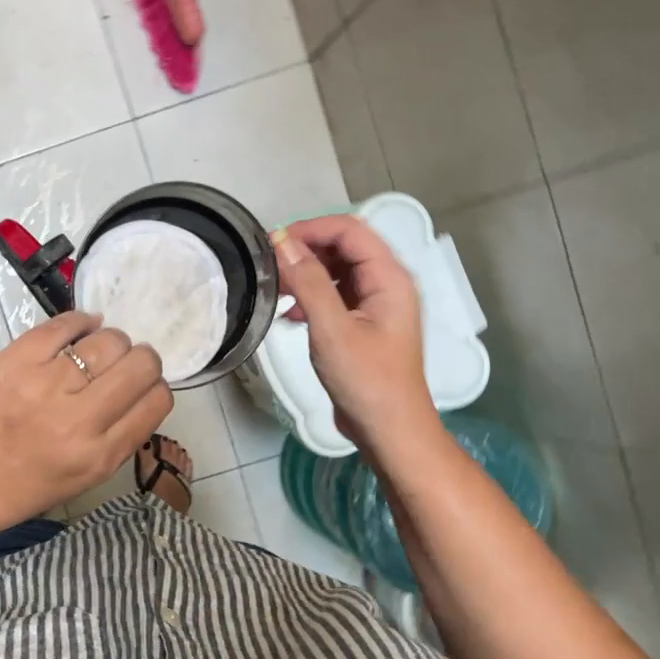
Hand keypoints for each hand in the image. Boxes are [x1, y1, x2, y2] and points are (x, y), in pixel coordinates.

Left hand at [0, 313, 172, 537]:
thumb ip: (118, 438)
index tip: (141, 387)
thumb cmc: (21, 487)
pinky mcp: (17, 359)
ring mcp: (46, 384)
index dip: (155, 388)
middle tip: (124, 365)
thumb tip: (142, 393)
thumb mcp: (84, 478)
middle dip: (141, 360)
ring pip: (109, 340)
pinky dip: (81, 322)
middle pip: (141, 364)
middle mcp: (79, 418)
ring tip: (98, 350)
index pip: (156, 401)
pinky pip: (66, 324)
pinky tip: (81, 331)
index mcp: (99, 454)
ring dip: (112, 341)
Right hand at [271, 216, 440, 450]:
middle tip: (269, 268)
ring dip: (305, 275)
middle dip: (305, 250)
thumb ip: (308, 283)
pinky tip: (289, 315)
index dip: (311, 229)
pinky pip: (335, 295)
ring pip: (337, 271)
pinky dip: (310, 297)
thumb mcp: (332, 330)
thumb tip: (283, 244)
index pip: (350, 230)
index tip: (272, 245)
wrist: (389, 429)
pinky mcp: (363, 325)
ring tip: (275, 291)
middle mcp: (387, 284)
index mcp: (389, 278)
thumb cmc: (367, 380)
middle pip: (344, 247)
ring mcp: (376, 305)